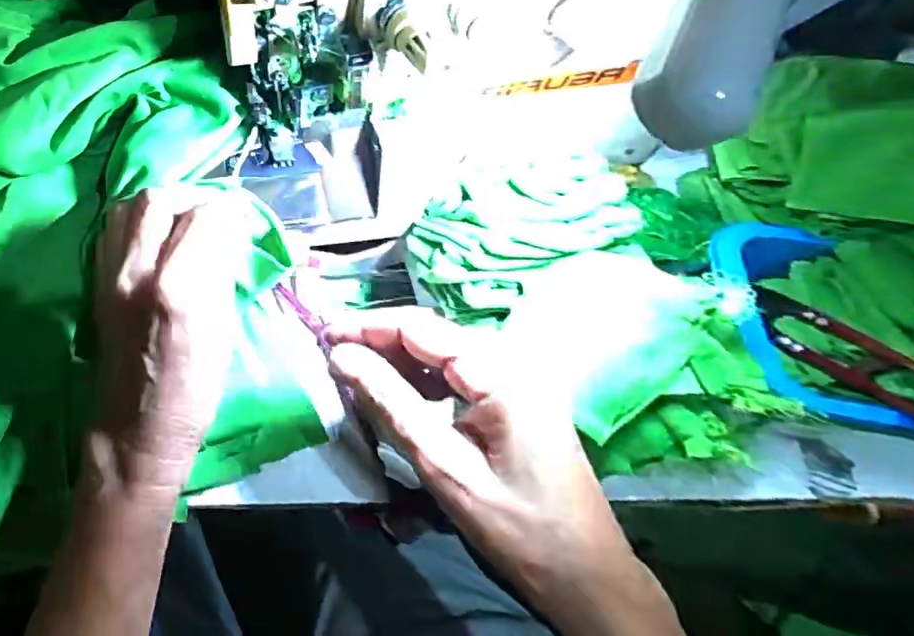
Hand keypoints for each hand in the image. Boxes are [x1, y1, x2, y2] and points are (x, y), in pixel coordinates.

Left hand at [88, 187, 245, 495]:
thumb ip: (226, 271)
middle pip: (159, 199)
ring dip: (162, 202)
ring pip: (130, 205)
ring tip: (183, 217)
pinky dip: (137, 218)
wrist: (132, 427)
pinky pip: (114, 226)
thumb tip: (237, 229)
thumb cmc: (192, 392)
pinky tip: (155, 233)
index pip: (202, 217)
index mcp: (176, 290)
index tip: (240, 214)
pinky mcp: (95, 278)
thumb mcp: (224, 332)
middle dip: (191, 197)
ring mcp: (109, 273)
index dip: (227, 208)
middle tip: (212, 210)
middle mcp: (136, 272)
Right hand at [324, 308, 681, 635]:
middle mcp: (510, 365)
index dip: (364, 326)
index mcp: (502, 375)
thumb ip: (391, 403)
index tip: (321, 334)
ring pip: (434, 352)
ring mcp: (513, 382)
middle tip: (327, 351)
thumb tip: (340, 355)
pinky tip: (388, 392)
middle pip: (425, 334)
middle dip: (373, 339)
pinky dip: (413, 378)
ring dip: (390, 358)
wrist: (593, 588)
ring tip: (349, 370)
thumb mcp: (445, 468)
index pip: (417, 327)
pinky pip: (450, 373)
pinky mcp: (509, 401)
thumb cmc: (522, 531)